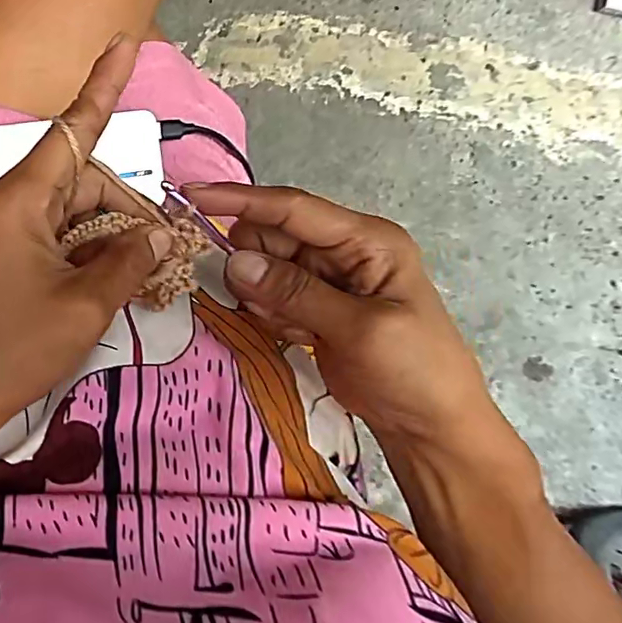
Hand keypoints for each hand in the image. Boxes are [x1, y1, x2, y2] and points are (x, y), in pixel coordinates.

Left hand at [0, 35, 173, 458]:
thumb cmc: (16, 351)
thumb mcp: (86, 305)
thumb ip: (128, 259)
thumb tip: (159, 232)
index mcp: (17, 201)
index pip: (70, 132)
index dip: (102, 88)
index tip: (123, 44)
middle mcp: (5, 202)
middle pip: (80, 179)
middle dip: (124, 206)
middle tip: (162, 248)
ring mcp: (1, 228)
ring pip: (71, 208)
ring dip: (108, 232)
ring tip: (143, 270)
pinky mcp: (2, 252)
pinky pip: (54, 233)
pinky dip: (86, 248)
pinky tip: (114, 275)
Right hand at [182, 184, 499, 442]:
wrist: (430, 426)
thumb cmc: (415, 373)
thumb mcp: (359, 330)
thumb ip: (295, 292)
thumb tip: (234, 261)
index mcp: (366, 240)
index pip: (291, 208)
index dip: (239, 200)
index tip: (192, 196)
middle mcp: (341, 249)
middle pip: (267, 236)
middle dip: (252, 264)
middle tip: (263, 305)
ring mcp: (323, 277)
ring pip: (260, 266)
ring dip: (261, 296)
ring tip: (293, 327)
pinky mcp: (308, 303)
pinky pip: (265, 294)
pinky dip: (267, 312)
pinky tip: (296, 334)